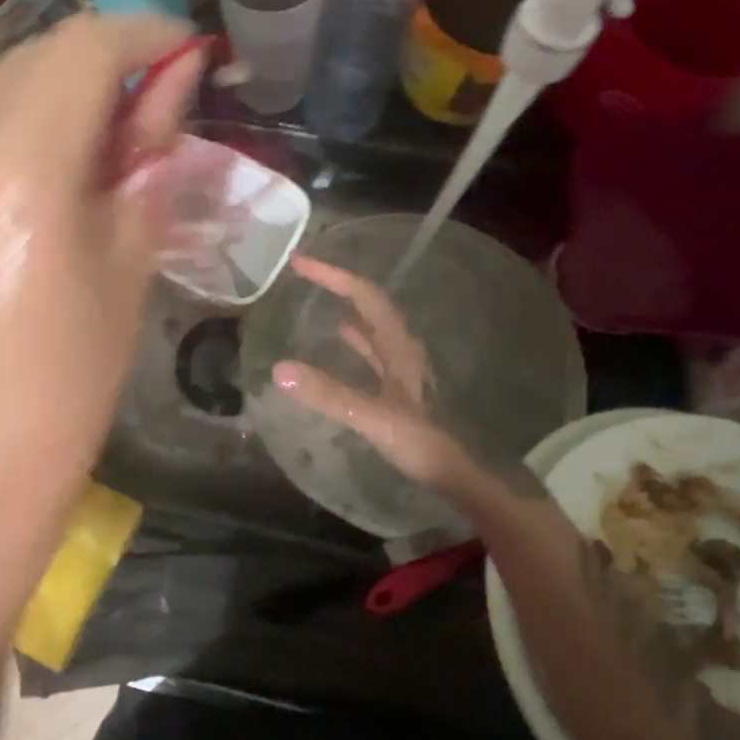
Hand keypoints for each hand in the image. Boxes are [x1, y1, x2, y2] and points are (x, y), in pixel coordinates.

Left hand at [0, 14, 202, 520]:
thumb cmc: (70, 381)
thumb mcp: (129, 259)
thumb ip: (148, 152)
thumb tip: (175, 77)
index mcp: (14, 171)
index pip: (82, 50)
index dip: (141, 34)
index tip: (181, 48)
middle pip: (30, 61)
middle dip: (96, 68)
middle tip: (144, 103)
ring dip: (45, 103)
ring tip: (87, 150)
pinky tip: (23, 185)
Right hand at [272, 256, 487, 500]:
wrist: (460, 476)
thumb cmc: (422, 443)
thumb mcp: (373, 418)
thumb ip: (329, 394)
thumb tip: (280, 369)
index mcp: (398, 346)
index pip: (364, 296)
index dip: (334, 276)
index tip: (300, 263)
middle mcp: (401, 349)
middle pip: (369, 304)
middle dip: (338, 284)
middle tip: (304, 273)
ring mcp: (401, 370)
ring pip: (371, 327)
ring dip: (346, 308)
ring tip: (316, 300)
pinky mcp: (398, 390)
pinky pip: (370, 352)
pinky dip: (351, 339)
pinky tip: (338, 344)